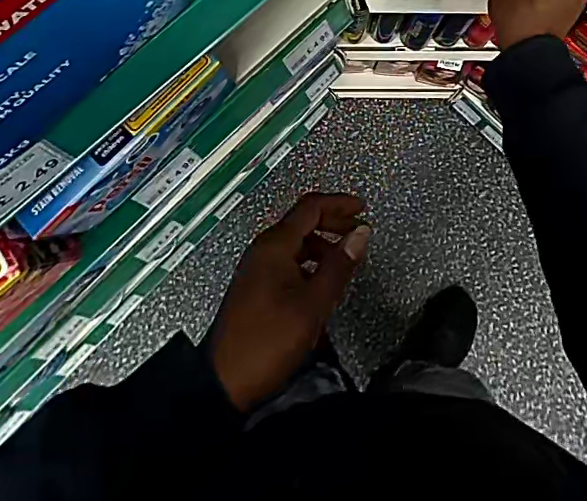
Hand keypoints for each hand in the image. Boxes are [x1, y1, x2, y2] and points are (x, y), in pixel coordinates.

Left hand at [208, 192, 369, 410]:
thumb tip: (360, 233)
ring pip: (295, 241)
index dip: (340, 203)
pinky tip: (320, 280)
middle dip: (333, 220)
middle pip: (302, 220)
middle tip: (357, 230)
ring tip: (344, 258)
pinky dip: (309, 259)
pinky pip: (287, 259)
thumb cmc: (268, 341)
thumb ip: (339, 265)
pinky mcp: (254, 286)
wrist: (224, 383)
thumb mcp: (313, 304)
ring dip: (322, 242)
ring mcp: (256, 267)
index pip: (311, 207)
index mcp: (275, 246)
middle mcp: (263, 249)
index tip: (362, 208)